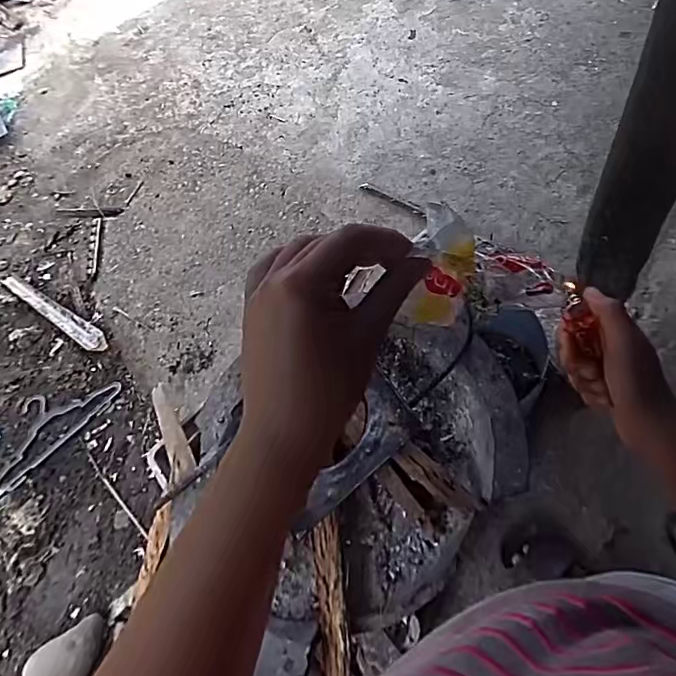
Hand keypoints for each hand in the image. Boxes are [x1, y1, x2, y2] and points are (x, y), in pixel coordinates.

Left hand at [238, 225, 427, 473]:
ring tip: (364, 270)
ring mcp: (258, 292)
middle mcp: (274, 278)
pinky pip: (278, 267)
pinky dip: (305, 264)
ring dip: (335, 252)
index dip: (385, 241)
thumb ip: (394, 289)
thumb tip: (421, 262)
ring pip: (302, 250)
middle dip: (364, 247)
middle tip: (396, 265)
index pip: (349, 239)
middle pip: (326, 241)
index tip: (412, 256)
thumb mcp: (368, 333)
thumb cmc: (330, 389)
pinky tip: (323, 278)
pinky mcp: (253, 307)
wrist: (283, 436)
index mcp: (301, 282)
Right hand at [556, 287, 675, 454]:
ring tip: (602, 389)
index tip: (570, 339)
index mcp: (615, 328)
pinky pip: (581, 384)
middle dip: (575, 359)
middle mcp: (610, 344)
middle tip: (591, 371)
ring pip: (574, 365)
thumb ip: (608, 310)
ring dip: (583, 379)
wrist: (647, 423)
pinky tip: (603, 401)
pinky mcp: (602, 388)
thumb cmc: (634, 379)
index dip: (569, 327)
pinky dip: (589, 394)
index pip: (580, 316)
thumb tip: (589, 290)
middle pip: (573, 342)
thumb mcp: (623, 339)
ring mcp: (606, 367)